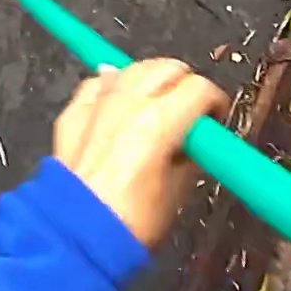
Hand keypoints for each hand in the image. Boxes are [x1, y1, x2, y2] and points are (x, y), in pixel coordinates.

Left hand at [52, 58, 228, 245]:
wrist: (80, 222)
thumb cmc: (138, 215)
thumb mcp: (180, 188)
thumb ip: (189, 154)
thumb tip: (192, 139)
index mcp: (160, 119)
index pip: (199, 88)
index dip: (215, 101)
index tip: (216, 118)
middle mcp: (128, 99)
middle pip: (164, 68)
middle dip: (183, 81)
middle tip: (189, 106)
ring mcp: (97, 99)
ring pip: (130, 68)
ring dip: (149, 78)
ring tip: (156, 101)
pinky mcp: (74, 107)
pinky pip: (97, 82)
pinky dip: (112, 86)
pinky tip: (118, 100)